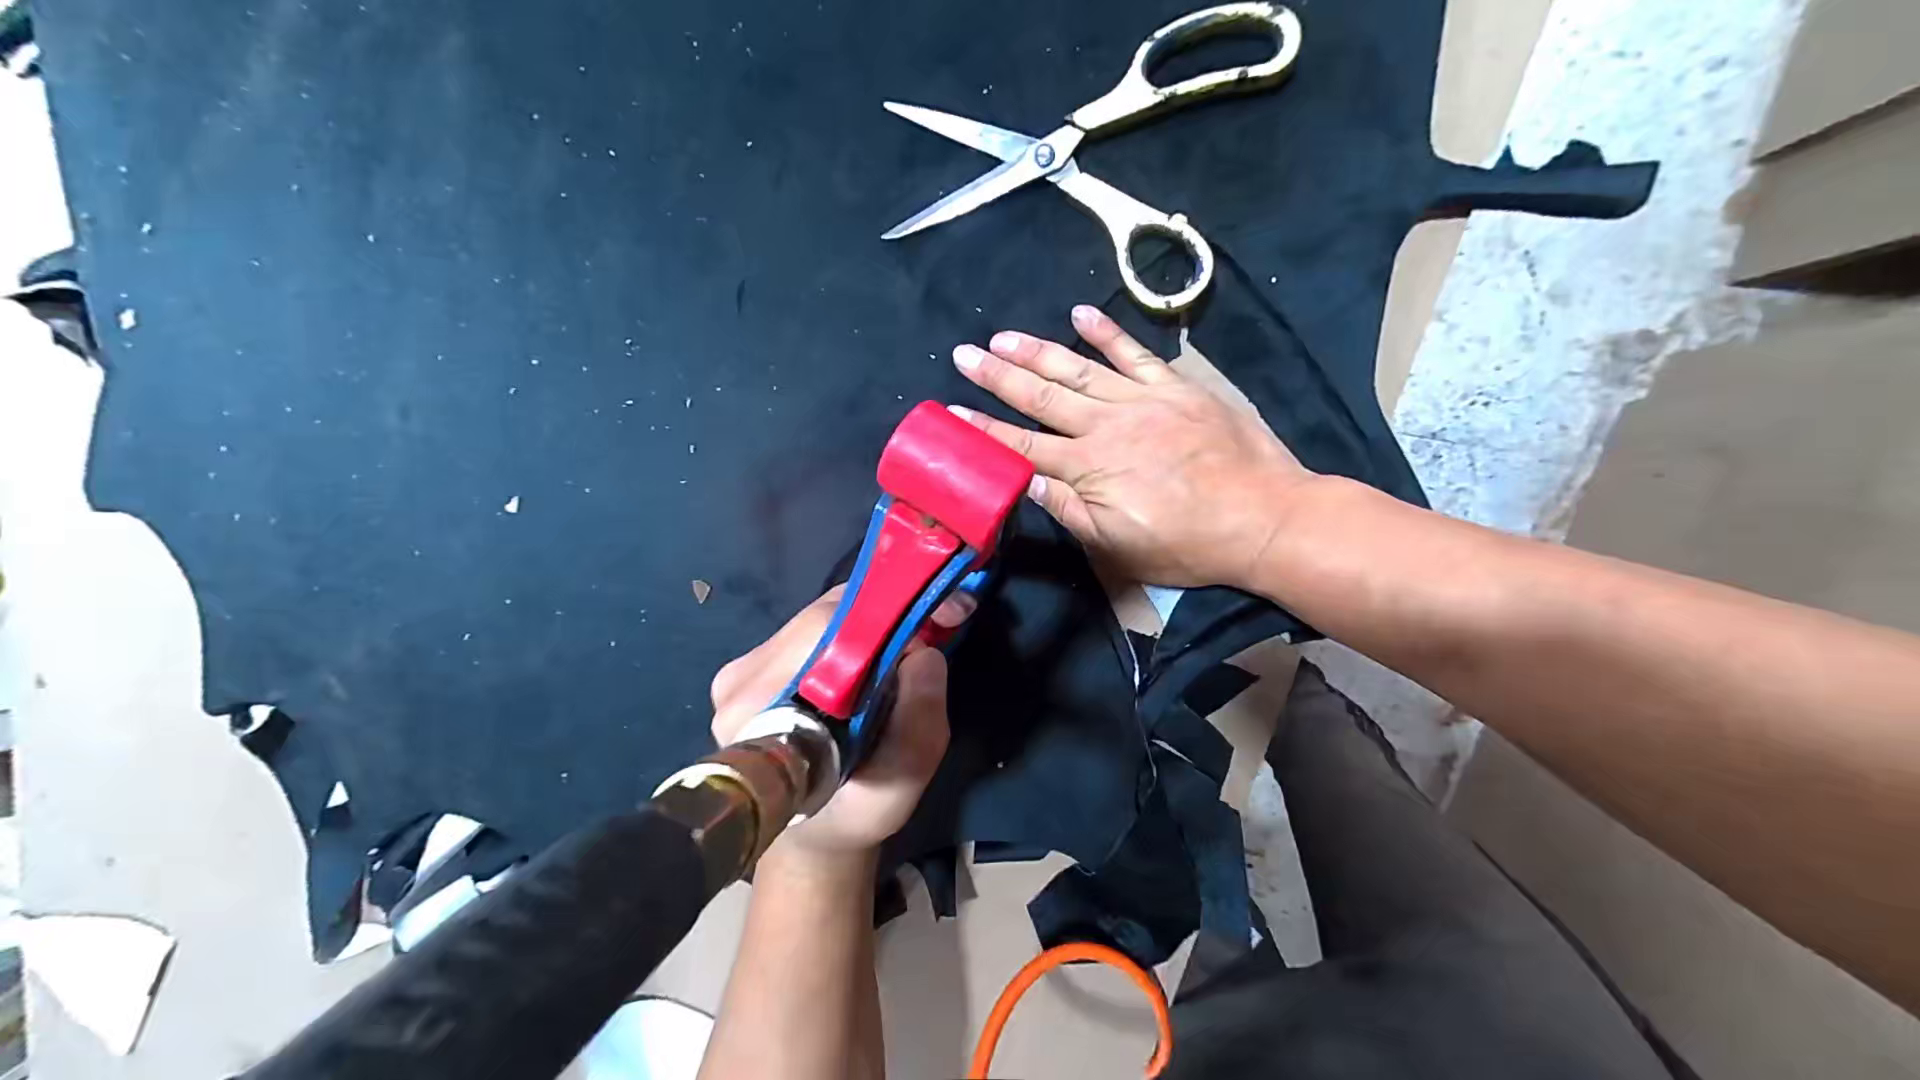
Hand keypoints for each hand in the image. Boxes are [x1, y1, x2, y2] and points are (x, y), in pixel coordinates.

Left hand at [709, 587, 970, 859]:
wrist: (810, 835)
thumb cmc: (848, 817)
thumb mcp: (894, 794)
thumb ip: (915, 731)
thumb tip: (924, 655)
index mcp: (758, 712)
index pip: (821, 633)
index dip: (882, 620)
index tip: (937, 620)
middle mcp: (739, 682)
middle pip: (823, 617)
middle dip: (885, 620)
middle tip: (936, 630)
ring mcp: (742, 669)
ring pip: (822, 619)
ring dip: (873, 628)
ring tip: (909, 652)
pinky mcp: (755, 664)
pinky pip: (815, 630)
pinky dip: (856, 635)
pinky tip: (877, 662)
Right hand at [950, 304, 1321, 589]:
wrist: (1264, 517)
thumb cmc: (1187, 544)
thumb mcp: (1117, 545)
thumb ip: (1068, 509)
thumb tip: (1024, 480)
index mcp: (1089, 469)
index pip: (1023, 446)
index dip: (986, 428)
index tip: (953, 411)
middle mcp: (1106, 427)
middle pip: (1042, 397)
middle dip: (998, 377)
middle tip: (964, 355)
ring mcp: (1142, 401)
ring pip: (1079, 370)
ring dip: (1037, 351)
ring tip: (1003, 336)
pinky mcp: (1176, 388)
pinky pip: (1136, 353)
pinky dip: (1108, 332)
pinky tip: (1081, 313)